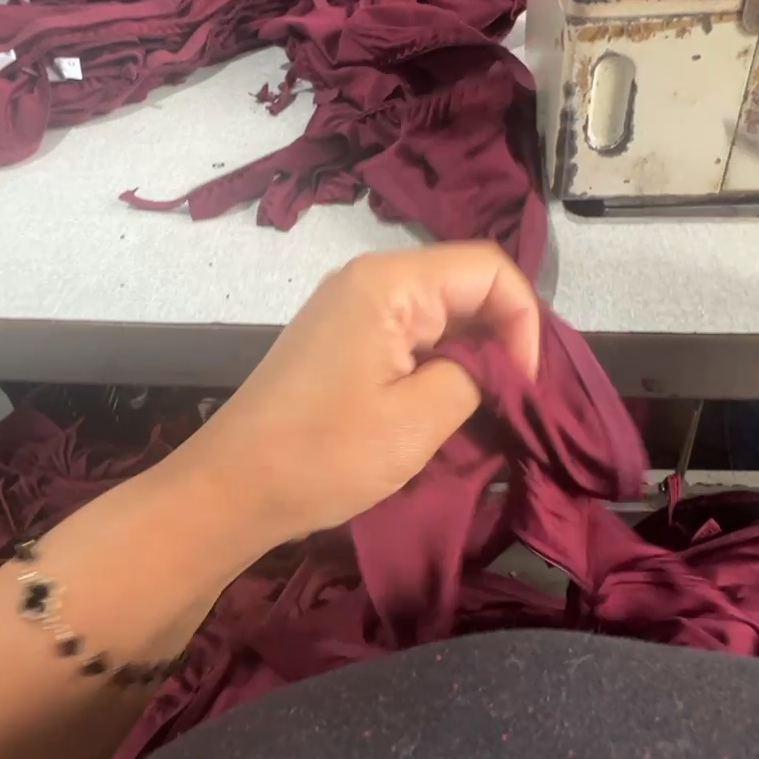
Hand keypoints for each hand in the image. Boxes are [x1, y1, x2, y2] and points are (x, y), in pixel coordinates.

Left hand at [166, 242, 540, 544]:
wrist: (232, 489)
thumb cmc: (323, 454)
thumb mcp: (419, 419)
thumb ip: (479, 376)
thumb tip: (503, 364)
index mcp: (390, 283)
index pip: (489, 269)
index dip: (523, 322)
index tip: (526, 385)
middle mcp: (370, 279)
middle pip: (464, 287)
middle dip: (499, 340)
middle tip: (511, 403)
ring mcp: (351, 309)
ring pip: (439, 315)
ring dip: (470, 358)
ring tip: (482, 411)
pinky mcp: (341, 340)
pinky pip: (409, 337)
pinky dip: (437, 366)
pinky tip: (442, 407)